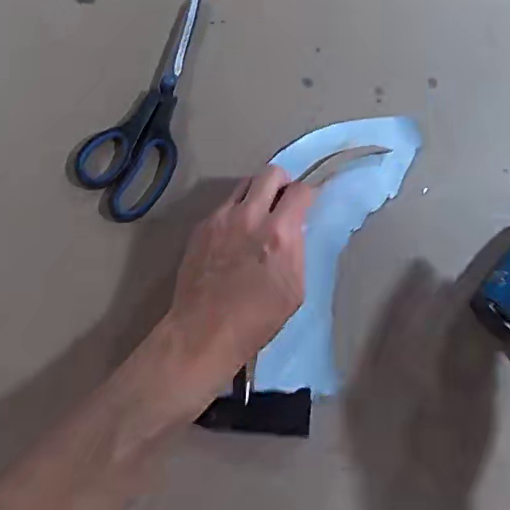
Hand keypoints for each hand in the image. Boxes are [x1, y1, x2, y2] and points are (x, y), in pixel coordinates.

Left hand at [157, 166, 314, 394]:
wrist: (201, 335)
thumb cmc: (256, 319)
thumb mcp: (296, 288)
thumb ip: (297, 248)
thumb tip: (296, 228)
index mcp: (279, 233)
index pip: (301, 190)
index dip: (307, 195)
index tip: (306, 205)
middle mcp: (251, 216)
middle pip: (272, 173)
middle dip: (283, 183)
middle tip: (283, 201)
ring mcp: (222, 219)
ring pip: (246, 184)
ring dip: (257, 193)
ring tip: (258, 214)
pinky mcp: (202, 227)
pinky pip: (225, 205)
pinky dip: (235, 212)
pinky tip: (234, 235)